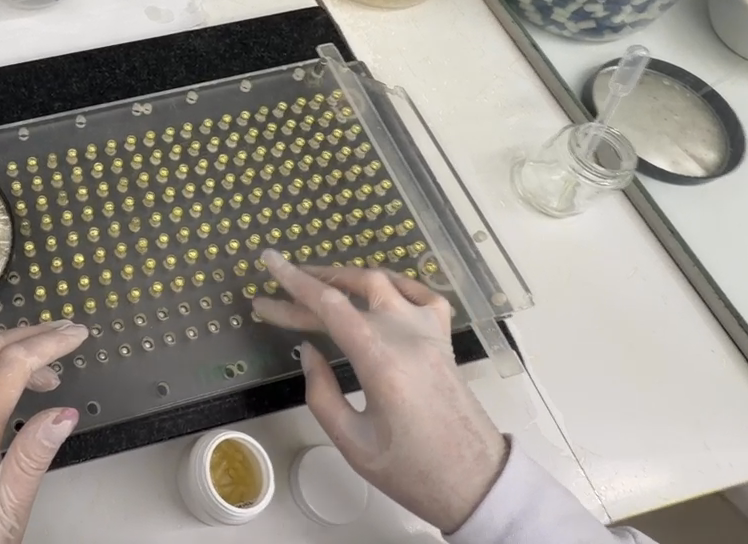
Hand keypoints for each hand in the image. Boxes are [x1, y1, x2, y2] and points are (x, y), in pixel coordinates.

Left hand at [0, 321, 90, 543]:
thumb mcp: (7, 512)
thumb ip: (34, 456)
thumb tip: (64, 413)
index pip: (12, 366)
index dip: (48, 344)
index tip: (77, 334)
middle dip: (29, 335)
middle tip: (65, 333)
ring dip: (7, 352)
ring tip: (46, 369)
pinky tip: (2, 386)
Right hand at [253, 249, 506, 533]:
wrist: (478, 486)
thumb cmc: (412, 472)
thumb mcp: (352, 443)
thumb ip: (321, 392)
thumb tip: (308, 350)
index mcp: (381, 361)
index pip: (329, 304)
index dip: (293, 280)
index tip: (268, 260)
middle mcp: (406, 336)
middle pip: (349, 290)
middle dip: (308, 284)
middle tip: (277, 292)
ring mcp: (429, 333)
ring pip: (382, 283)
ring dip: (344, 277)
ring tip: (317, 283)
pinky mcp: (444, 340)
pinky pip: (420, 294)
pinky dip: (394, 283)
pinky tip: (377, 289)